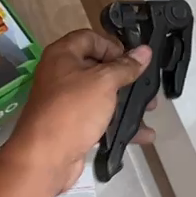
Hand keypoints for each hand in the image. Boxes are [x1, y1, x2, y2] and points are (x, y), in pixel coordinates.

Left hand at [0, 28, 153, 194]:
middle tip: (146, 84)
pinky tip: (142, 133)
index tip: (133, 59)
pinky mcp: (72, 125)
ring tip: (150, 108)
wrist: (45, 158)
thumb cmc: (73, 110)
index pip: (90, 38)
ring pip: (100, 95)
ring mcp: (65, 101)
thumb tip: (144, 51)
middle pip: (97, 67)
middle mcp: (61, 74)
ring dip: (125, 101)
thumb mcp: (104, 82)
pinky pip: (99, 118)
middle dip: (124, 76)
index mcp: (62, 55)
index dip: (113, 45)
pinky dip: (118, 123)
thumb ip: (126, 66)